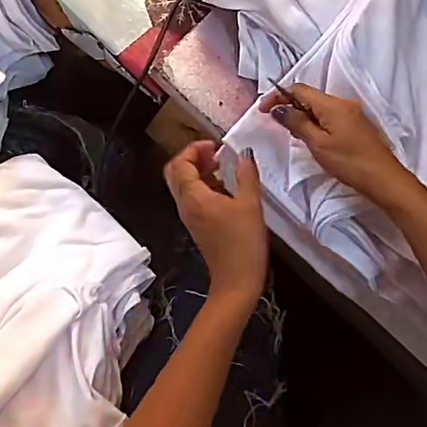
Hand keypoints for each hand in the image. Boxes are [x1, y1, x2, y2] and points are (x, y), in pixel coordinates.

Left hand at [163, 141, 267, 301]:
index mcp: (193, 198)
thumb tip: (243, 154)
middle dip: (192, 158)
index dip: (194, 149)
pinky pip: (192, 197)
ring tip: (222, 167)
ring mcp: (189, 216)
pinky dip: (203, 185)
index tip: (215, 146)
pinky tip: (225, 187)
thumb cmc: (243, 244)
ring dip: (198, 171)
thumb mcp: (251, 205)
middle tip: (215, 154)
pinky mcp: (197, 224)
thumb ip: (246, 175)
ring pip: (183, 185)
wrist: (236, 281)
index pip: (180, 164)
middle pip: (175, 172)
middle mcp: (185, 205)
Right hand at [258, 84, 423, 208]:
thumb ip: (297, 123)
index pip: (299, 90)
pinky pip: (328, 115)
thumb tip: (279, 108)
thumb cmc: (349, 162)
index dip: (278, 96)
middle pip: (309, 96)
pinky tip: (309, 136)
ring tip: (289, 130)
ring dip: (301, 114)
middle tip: (273, 121)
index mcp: (332, 105)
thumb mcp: (318, 144)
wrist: (384, 179)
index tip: (263, 110)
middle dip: (288, 104)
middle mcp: (343, 103)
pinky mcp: (355, 125)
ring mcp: (351, 113)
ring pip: (319, 106)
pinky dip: (314, 121)